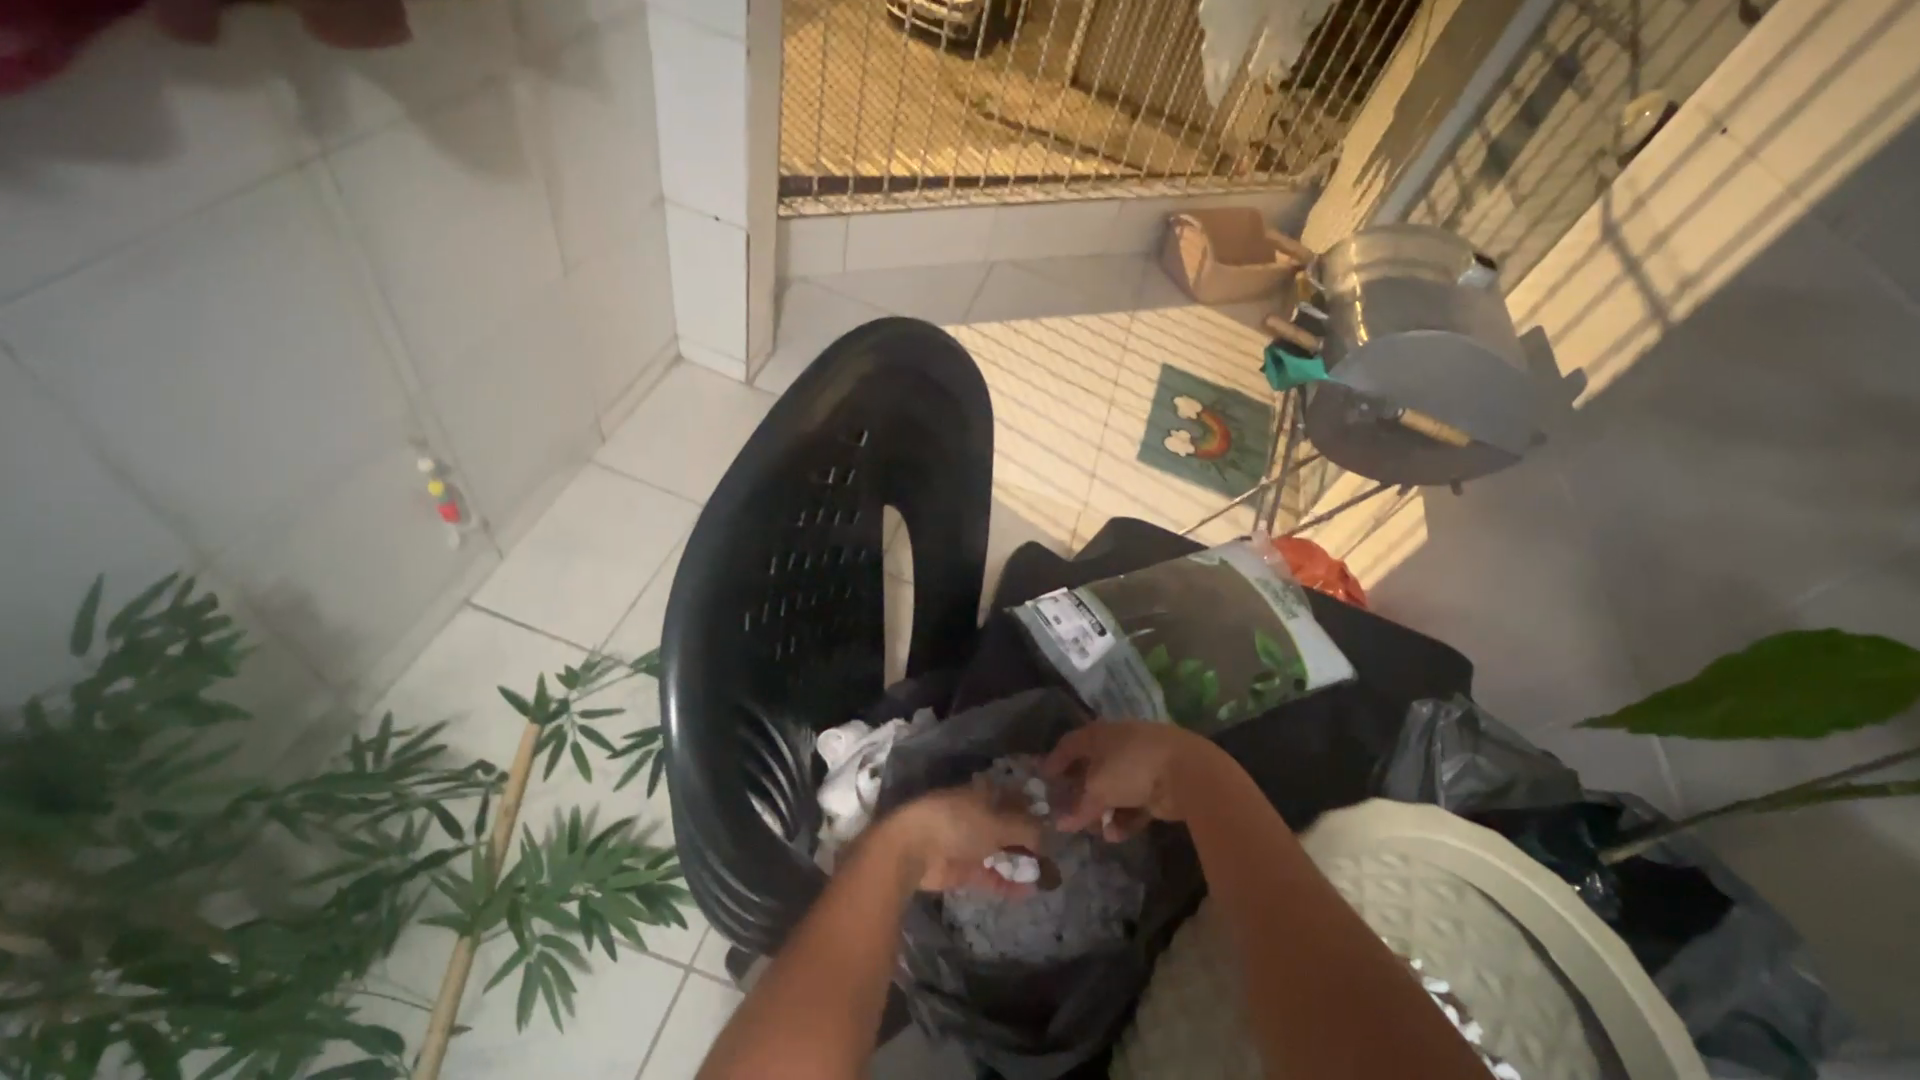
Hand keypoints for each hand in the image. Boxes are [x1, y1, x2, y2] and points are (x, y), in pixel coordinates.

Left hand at [877, 784, 1044, 895]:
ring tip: (1048, 876)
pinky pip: (990, 875)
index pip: (1014, 798)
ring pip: (1000, 852)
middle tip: (1055, 855)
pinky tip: (1029, 891)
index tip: (1055, 823)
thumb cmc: (958, 823)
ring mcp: (968, 843)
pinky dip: (1007, 882)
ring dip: (1021, 863)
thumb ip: (1028, 829)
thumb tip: (1049, 836)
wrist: (913, 850)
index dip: (1034, 809)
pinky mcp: (962, 870)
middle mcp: (977, 816)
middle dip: (1030, 840)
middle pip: (1009, 827)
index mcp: (984, 794)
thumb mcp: (1000, 822)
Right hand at [1042, 721, 1227, 839]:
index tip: (1044, 778)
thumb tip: (1061, 823)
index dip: (1056, 760)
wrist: (1187, 772)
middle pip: (1093, 769)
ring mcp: (1142, 765)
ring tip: (1097, 830)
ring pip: (1115, 789)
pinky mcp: (1160, 785)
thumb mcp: (1097, 788)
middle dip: (1081, 793)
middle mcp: (1120, 745)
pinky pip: (1135, 802)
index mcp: (1101, 734)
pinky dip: (1125, 817)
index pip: (1071, 744)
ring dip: (1104, 811)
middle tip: (1069, 812)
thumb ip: (1078, 807)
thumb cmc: (1131, 768)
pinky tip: (1117, 834)